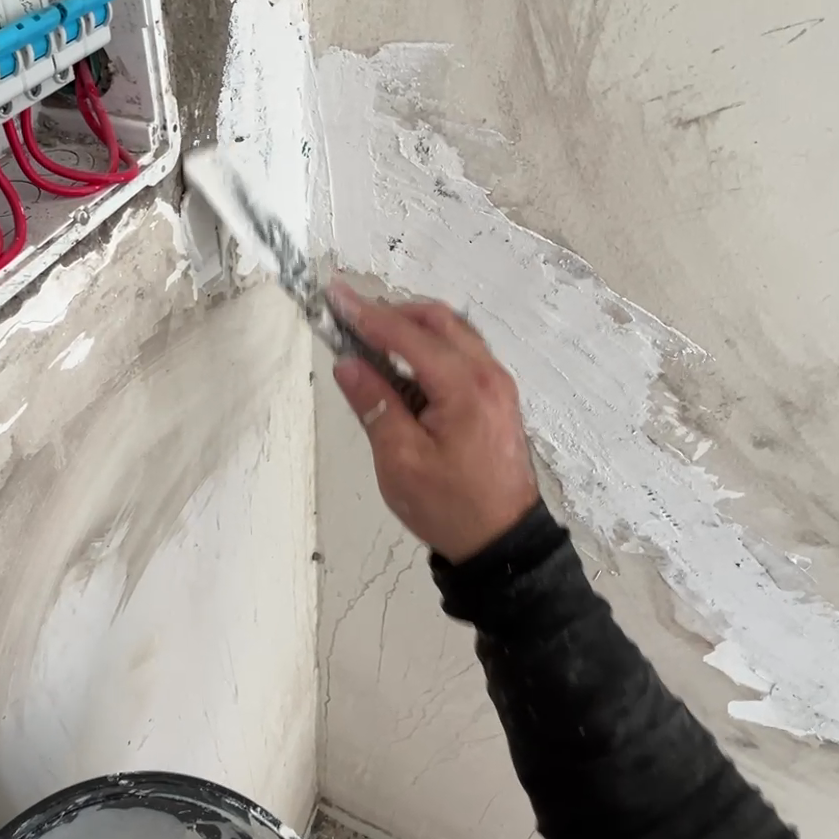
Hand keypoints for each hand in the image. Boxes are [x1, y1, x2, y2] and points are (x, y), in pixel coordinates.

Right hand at [328, 282, 539, 562]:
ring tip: (373, 340)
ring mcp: (497, 384)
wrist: (503, 543)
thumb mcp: (400, 461)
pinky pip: (462, 352)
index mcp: (465, 388)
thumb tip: (349, 364)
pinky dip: (430, 345)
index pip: (408, 336)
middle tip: (351, 319)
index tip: (335, 296)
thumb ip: (375, 405)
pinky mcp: (497, 396)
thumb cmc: (449, 507)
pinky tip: (405, 365)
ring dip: (412, 327)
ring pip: (453, 331)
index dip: (367, 315)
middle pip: (437, 319)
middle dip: (391, 312)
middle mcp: (488, 374)